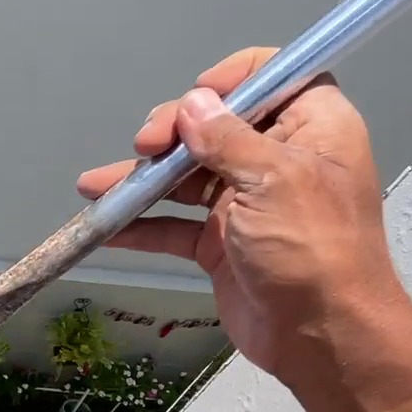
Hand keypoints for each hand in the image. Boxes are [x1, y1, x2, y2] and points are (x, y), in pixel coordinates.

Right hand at [75, 48, 403, 383]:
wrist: (318, 333)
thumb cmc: (309, 248)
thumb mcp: (273, 181)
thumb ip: (228, 139)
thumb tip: (192, 102)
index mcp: (309, 130)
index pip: (273, 79)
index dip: (231, 80)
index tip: (192, 102)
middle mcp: (275, 161)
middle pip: (213, 129)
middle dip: (170, 134)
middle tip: (143, 148)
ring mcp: (243, 205)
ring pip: (182, 179)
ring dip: (138, 181)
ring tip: (92, 186)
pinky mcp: (217, 244)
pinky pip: (170, 226)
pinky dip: (138, 226)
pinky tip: (104, 228)